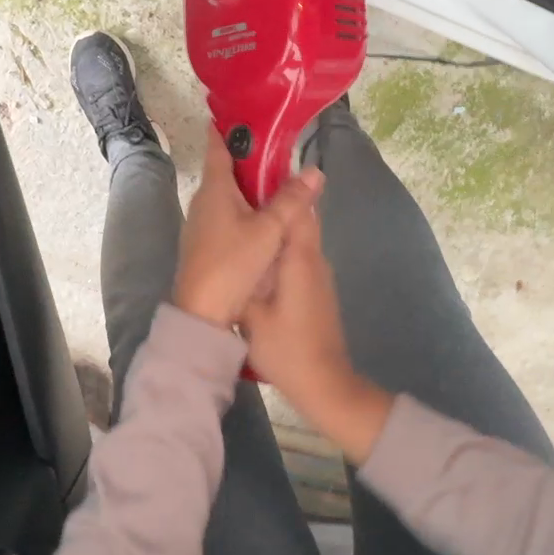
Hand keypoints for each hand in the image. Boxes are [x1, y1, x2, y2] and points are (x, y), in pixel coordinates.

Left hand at [171, 130, 324, 327]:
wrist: (201, 312)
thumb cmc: (232, 263)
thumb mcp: (268, 231)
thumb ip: (291, 200)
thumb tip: (315, 170)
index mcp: (214, 188)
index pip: (217, 146)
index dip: (227, 127)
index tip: (242, 111)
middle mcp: (203, 200)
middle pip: (226, 170)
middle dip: (249, 158)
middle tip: (278, 147)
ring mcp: (202, 223)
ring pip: (228, 195)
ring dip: (249, 186)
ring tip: (278, 180)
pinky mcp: (205, 243)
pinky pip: (227, 214)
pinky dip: (245, 207)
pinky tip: (263, 217)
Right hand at [240, 202, 393, 463]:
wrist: (326, 386)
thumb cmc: (287, 349)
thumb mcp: (252, 315)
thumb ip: (241, 280)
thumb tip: (227, 256)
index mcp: (300, 258)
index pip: (298, 206)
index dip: (281, 184)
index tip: (255, 168)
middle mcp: (314, 259)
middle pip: (299, 217)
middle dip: (275, 200)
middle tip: (241, 190)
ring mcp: (318, 275)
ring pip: (298, 236)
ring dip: (277, 224)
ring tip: (243, 218)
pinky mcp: (316, 290)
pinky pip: (298, 255)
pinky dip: (280, 246)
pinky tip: (256, 255)